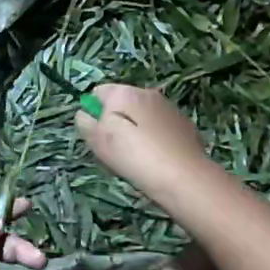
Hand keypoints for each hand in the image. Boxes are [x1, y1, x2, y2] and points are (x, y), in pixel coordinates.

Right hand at [76, 84, 214, 196]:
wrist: (184, 177)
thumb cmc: (135, 156)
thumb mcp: (99, 140)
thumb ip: (86, 122)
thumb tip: (85, 113)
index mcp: (126, 93)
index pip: (98, 91)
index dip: (92, 112)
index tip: (96, 134)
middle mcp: (149, 93)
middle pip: (121, 103)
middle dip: (113, 122)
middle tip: (113, 149)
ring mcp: (169, 109)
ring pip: (140, 115)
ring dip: (133, 130)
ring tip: (135, 157)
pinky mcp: (184, 126)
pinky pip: (157, 128)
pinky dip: (151, 138)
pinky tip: (154, 158)